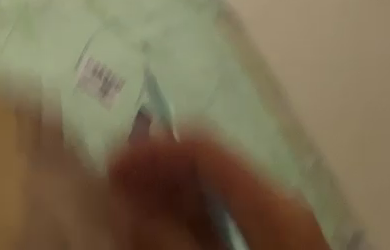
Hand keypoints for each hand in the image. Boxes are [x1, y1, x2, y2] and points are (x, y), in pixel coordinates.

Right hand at [109, 134, 329, 249]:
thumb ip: (166, 241)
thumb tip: (122, 204)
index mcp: (273, 203)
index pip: (200, 149)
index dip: (149, 152)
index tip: (108, 170)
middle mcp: (278, 205)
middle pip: (205, 168)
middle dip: (154, 176)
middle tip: (111, 193)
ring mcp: (281, 231)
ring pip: (212, 196)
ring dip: (166, 201)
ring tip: (128, 218)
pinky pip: (225, 224)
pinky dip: (188, 227)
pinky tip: (159, 239)